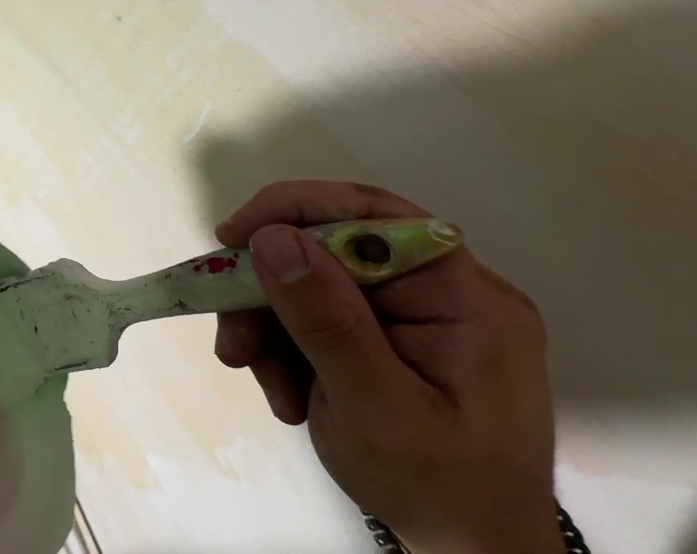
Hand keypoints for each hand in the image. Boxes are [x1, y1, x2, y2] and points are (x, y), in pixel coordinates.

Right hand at [213, 180, 558, 553]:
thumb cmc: (438, 487)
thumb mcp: (375, 409)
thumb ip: (327, 322)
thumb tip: (272, 237)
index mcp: (464, 299)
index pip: (373, 215)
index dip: (295, 210)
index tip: (232, 238)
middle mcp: (441, 293)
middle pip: (327, 251)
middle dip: (268, 293)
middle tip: (234, 344)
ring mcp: (414, 316)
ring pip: (309, 284)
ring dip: (269, 330)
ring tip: (265, 385)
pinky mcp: (387, 338)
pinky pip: (314, 316)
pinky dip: (285, 349)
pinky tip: (289, 394)